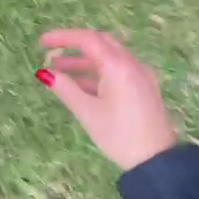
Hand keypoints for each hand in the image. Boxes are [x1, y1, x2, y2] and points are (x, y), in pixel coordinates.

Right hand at [36, 29, 177, 170]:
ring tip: (58, 72)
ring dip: (83, 62)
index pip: (87, 40)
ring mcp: (140, 76)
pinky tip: (79, 86)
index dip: (62, 37)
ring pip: (108, 59)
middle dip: (73, 46)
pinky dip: (96, 74)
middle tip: (51, 53)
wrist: (156, 161)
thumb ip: (65, 89)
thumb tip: (45, 73)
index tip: (42, 43)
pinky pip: (117, 72)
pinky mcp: (143, 89)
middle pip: (100, 43)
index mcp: (118, 66)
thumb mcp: (87, 112)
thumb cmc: (119, 135)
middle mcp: (132, 64)